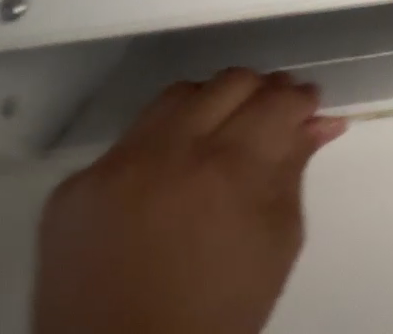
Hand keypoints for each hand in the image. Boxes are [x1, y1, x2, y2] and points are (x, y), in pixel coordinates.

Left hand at [33, 68, 347, 333]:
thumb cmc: (220, 309)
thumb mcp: (278, 240)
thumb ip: (294, 169)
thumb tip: (319, 121)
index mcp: (228, 170)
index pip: (278, 100)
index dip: (301, 98)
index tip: (309, 107)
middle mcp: (168, 153)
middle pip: (231, 83)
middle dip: (262, 92)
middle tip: (273, 117)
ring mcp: (113, 167)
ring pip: (177, 97)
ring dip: (211, 105)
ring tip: (222, 136)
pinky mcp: (73, 188)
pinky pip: (129, 140)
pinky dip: (161, 144)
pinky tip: (171, 175)